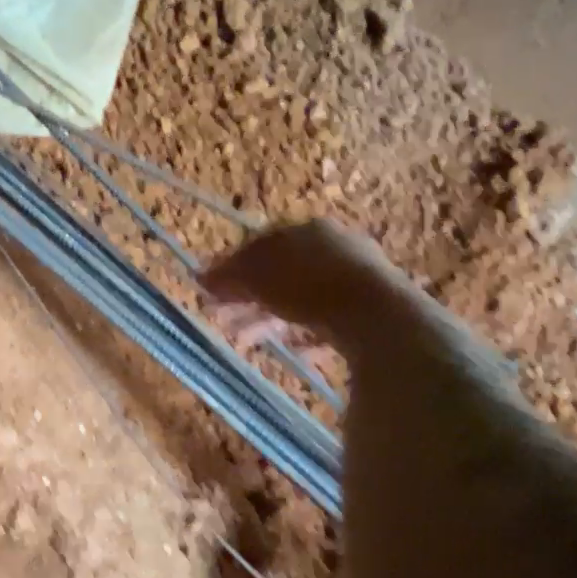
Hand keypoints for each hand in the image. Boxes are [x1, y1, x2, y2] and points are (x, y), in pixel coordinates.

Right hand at [200, 219, 401, 337]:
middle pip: (276, 273)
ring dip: (265, 318)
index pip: (258, 243)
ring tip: (244, 340)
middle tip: (220, 318)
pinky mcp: (365, 309)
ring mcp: (351, 278)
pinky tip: (287, 348)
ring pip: (295, 299)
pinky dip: (299, 332)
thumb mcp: (255, 275)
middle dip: (244, 297)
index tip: (209, 290)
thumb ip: (225, 275)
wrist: (376, 315)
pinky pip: (321, 320)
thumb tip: (200, 275)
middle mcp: (331, 247)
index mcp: (306, 229)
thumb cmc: (308, 284)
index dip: (229, 266)